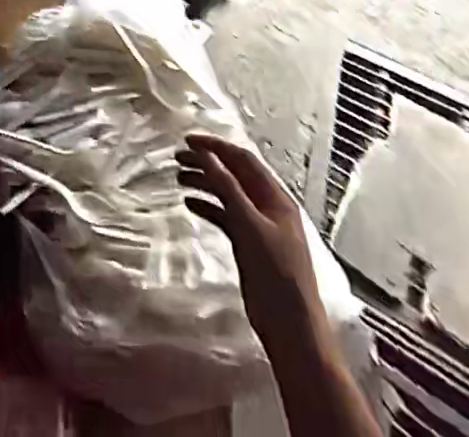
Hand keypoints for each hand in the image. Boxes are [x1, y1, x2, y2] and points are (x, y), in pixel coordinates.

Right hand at [177, 133, 323, 354]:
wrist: (290, 326)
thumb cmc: (276, 274)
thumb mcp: (251, 227)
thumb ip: (229, 191)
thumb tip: (208, 158)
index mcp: (275, 197)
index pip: (243, 160)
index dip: (217, 147)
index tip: (189, 141)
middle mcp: (267, 206)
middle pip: (234, 175)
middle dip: (207, 163)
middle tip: (177, 158)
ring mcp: (257, 226)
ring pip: (228, 195)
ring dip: (205, 183)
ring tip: (178, 177)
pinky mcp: (248, 244)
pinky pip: (226, 217)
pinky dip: (208, 207)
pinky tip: (190, 203)